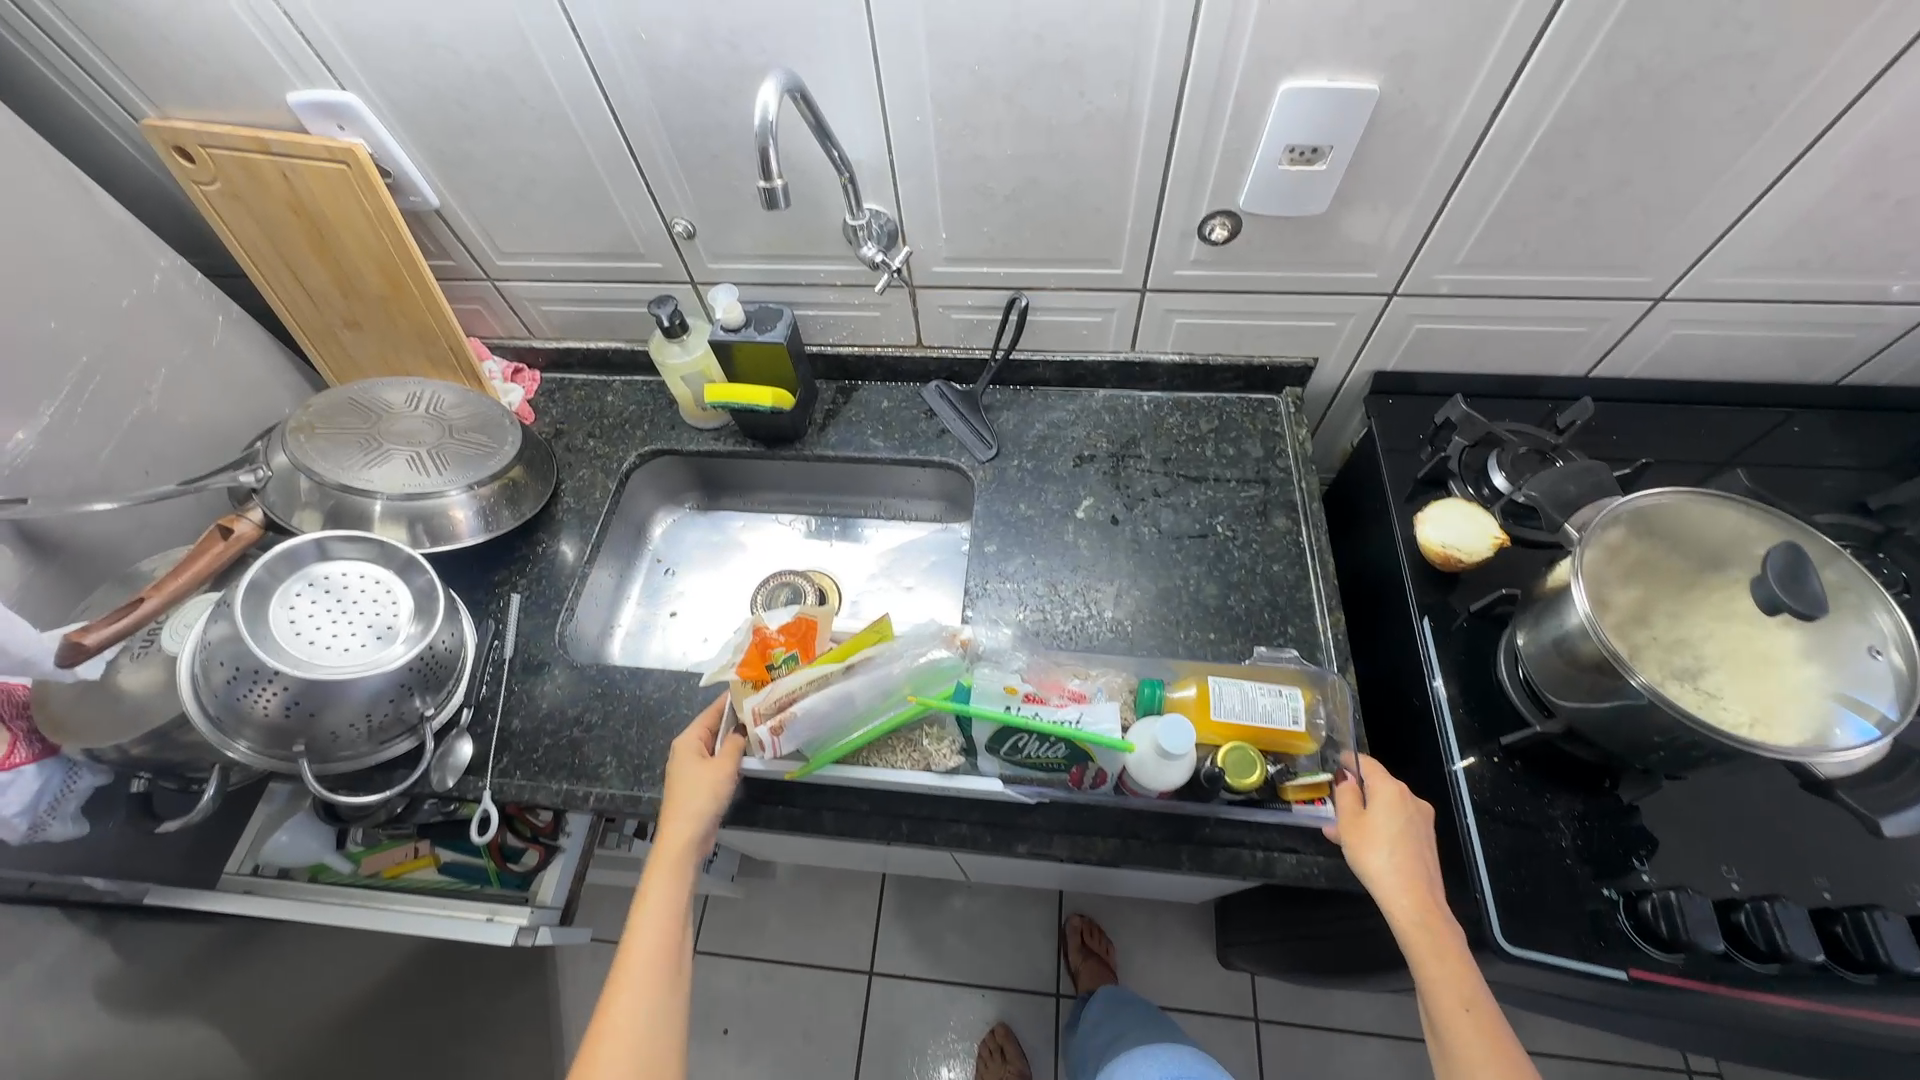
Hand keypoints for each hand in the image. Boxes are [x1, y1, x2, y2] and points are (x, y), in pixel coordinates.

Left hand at [655, 695, 747, 855]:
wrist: (684, 838)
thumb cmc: (702, 797)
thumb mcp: (724, 766)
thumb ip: (735, 743)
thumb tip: (742, 727)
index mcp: (689, 739)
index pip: (713, 711)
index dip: (731, 700)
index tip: (752, 688)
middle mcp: (687, 749)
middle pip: (714, 727)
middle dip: (736, 720)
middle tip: (763, 709)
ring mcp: (691, 767)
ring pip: (716, 745)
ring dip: (735, 740)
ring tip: (760, 729)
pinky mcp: (697, 782)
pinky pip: (716, 761)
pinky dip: (730, 757)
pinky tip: (748, 756)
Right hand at [1321, 753, 1449, 926]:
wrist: (1414, 899)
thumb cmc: (1374, 855)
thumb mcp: (1348, 823)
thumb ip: (1345, 795)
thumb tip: (1348, 779)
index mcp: (1390, 788)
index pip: (1367, 763)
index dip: (1349, 760)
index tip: (1336, 761)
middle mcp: (1410, 798)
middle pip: (1378, 786)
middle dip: (1356, 794)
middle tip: (1333, 806)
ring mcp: (1422, 819)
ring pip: (1387, 808)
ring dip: (1365, 814)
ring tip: (1340, 832)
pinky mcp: (1426, 839)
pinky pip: (1397, 823)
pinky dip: (1379, 827)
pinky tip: (1363, 845)